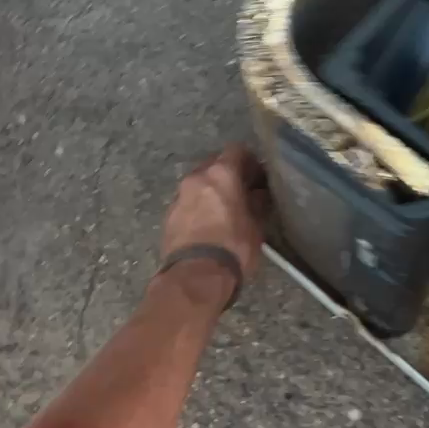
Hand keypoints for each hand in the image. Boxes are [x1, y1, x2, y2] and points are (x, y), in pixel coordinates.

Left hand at [159, 145, 268, 291]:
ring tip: (224, 211)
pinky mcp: (169, 214)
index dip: (250, 162)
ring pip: (199, 183)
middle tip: (242, 193)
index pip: (238, 150)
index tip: (258, 177)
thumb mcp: (256, 226)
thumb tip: (259, 194)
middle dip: (228, 175)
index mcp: (221, 173)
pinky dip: (198, 206)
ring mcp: (180, 194)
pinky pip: (188, 201)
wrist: (195, 277)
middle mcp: (197, 176)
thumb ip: (257, 203)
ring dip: (211, 191)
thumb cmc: (232, 248)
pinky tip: (207, 224)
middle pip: (215, 164)